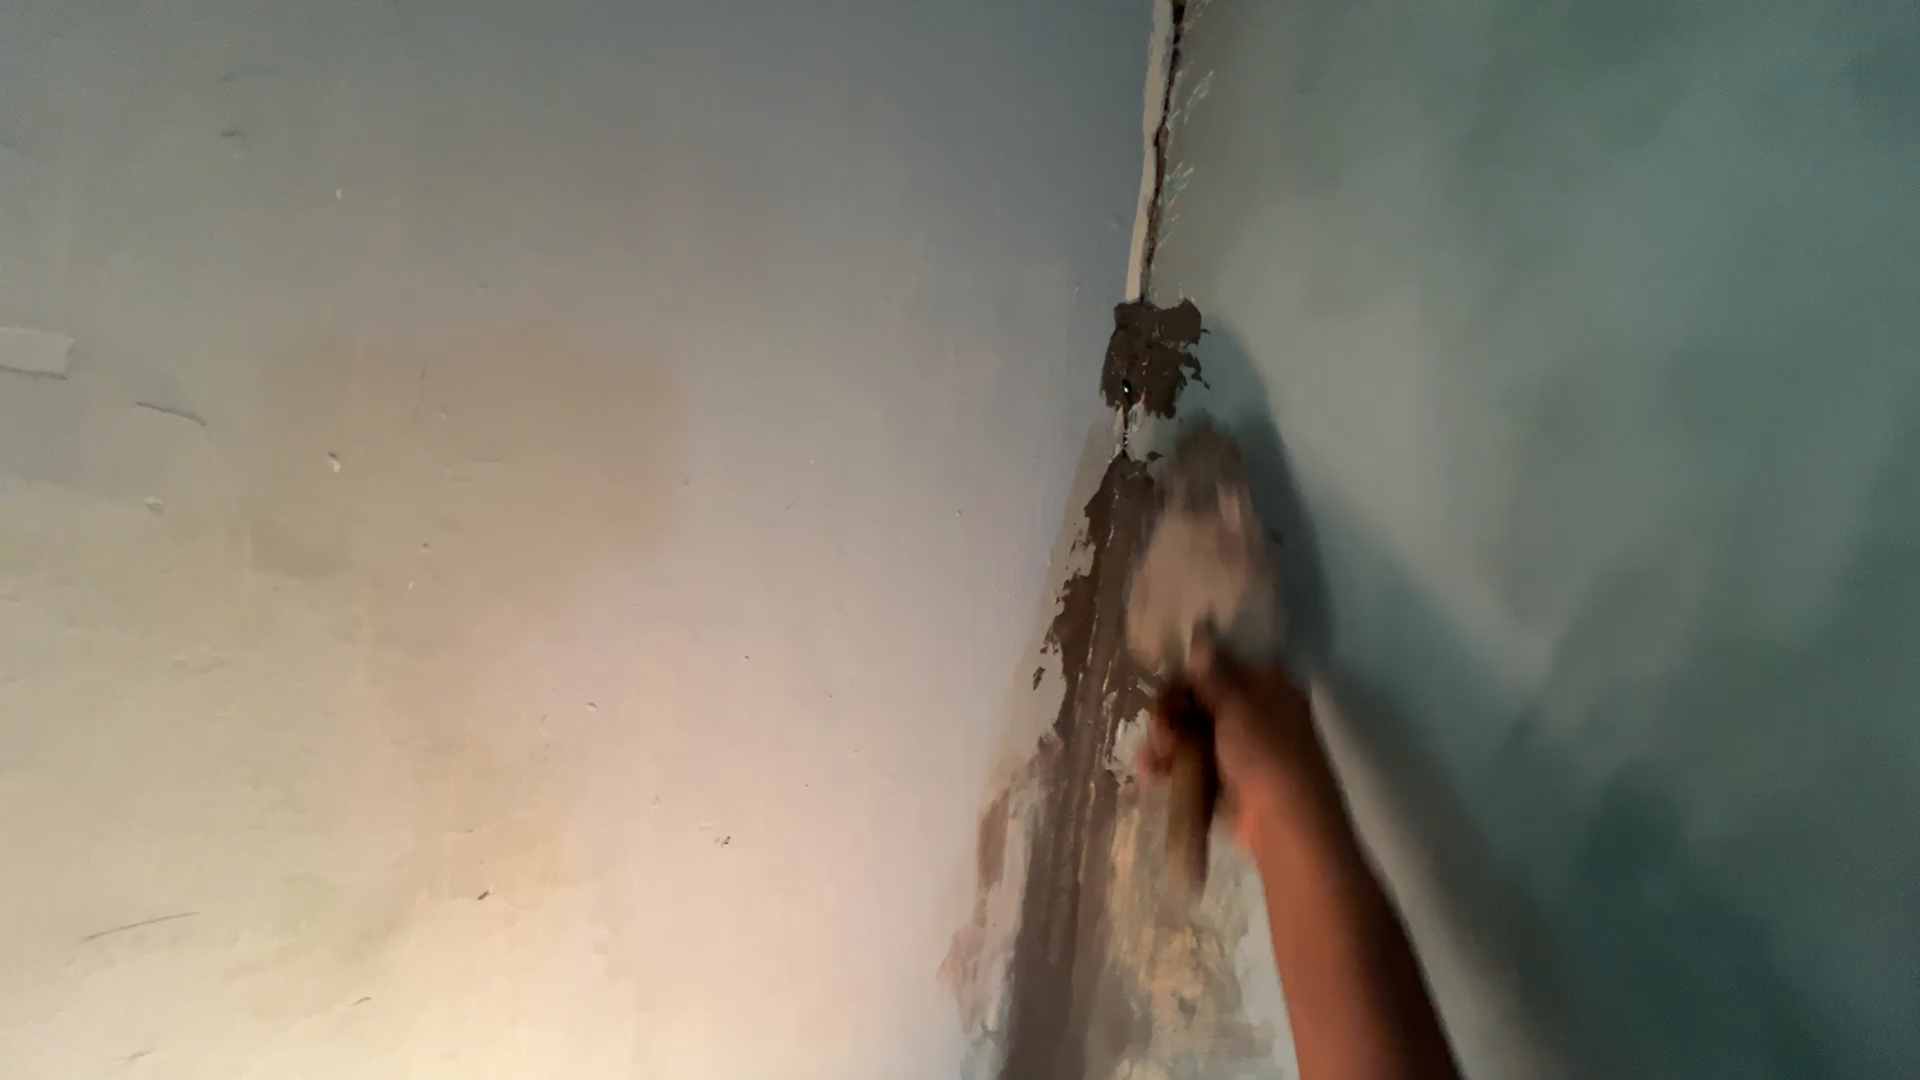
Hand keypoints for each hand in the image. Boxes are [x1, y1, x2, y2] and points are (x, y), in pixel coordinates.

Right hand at [1136, 639, 1325, 849]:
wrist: (1285, 824)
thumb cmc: (1267, 751)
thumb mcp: (1239, 704)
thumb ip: (1214, 673)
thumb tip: (1202, 636)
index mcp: (1269, 686)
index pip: (1224, 664)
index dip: (1193, 669)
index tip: (1168, 679)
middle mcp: (1255, 712)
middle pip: (1200, 698)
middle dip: (1172, 710)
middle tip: (1161, 724)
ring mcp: (1238, 748)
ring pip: (1189, 730)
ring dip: (1166, 738)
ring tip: (1154, 756)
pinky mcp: (1223, 779)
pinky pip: (1188, 762)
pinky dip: (1169, 764)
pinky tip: (1151, 771)